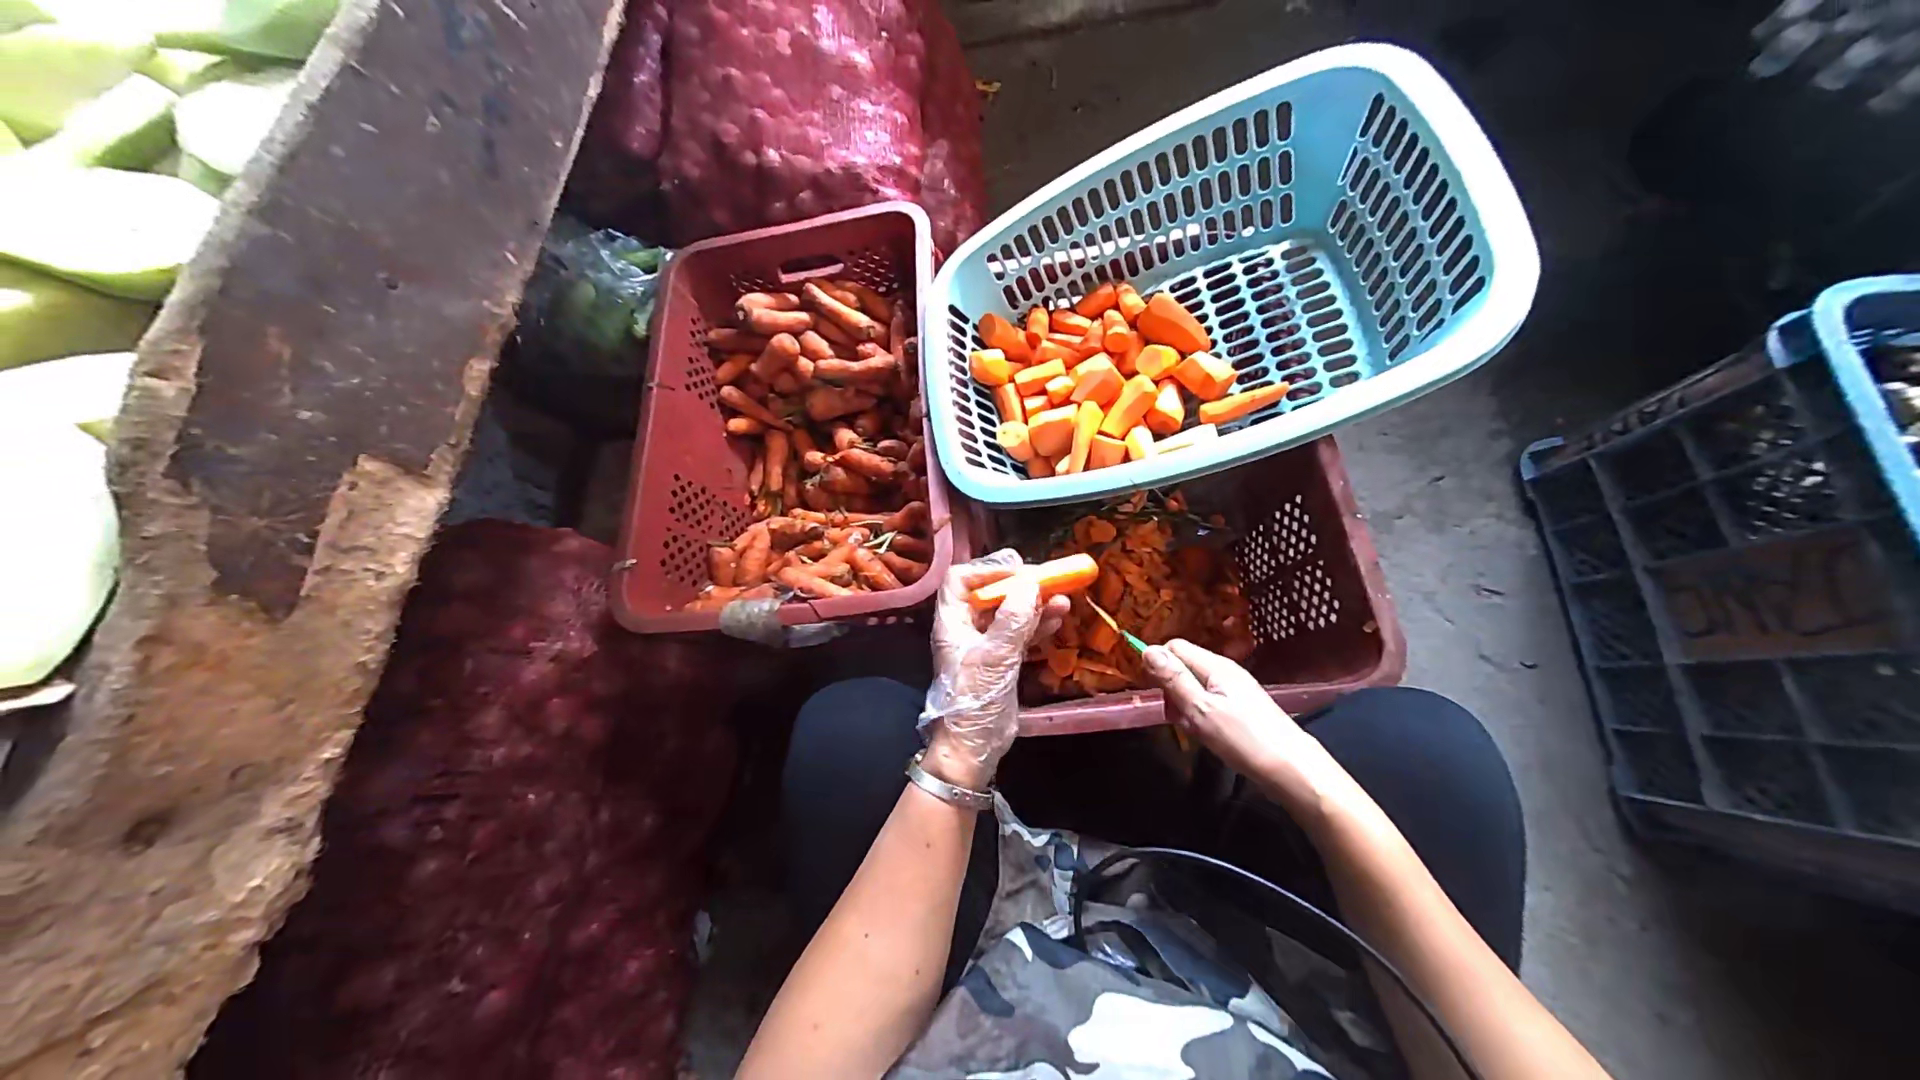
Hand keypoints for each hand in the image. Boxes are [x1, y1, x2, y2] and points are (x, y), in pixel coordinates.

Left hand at [921, 550, 1070, 788]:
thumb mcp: (994, 658)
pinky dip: (1038, 623)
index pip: (961, 579)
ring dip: (1035, 603)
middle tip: (1048, 580)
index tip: (1018, 571)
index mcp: (952, 622)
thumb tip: (1030, 584)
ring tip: (1062, 597)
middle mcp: (966, 627)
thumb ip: (1012, 620)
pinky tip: (1059, 616)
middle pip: (991, 592)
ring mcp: (985, 644)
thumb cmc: (974, 700)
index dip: (988, 569)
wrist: (973, 748)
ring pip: (1010, 612)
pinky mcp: (1002, 659)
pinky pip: (1021, 632)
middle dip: (1019, 584)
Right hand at [1142, 638, 1359, 818]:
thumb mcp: (1199, 709)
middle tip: (1177, 717)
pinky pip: (1208, 700)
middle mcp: (1225, 670)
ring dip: (1184, 705)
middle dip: (1171, 689)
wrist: (1291, 769)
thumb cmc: (1242, 739)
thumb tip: (1147, 649)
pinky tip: (1207, 734)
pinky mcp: (1241, 706)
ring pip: (1194, 685)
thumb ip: (1173, 679)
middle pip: (1183, 665)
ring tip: (1193, 730)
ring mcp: (1235, 688)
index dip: (1159, 665)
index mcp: (1215, 665)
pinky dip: (1200, 715)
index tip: (1158, 694)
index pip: (1174, 647)